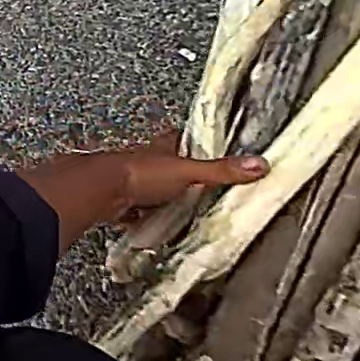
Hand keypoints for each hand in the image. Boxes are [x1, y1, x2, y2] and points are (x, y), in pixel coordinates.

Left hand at [16, 131, 266, 252]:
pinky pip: (136, 208)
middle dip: (174, 168)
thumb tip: (260, 164)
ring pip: (147, 184)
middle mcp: (142, 161)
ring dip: (160, 192)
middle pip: (161, 161)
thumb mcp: (185, 170)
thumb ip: (219, 170)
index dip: (187, 138)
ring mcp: (129, 180)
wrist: (99, 189)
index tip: (202, 140)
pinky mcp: (120, 201)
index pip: (175, 138)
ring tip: (179, 204)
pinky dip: (144, 214)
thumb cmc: (139, 173)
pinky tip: (152, 222)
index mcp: (158, 150)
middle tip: (195, 181)